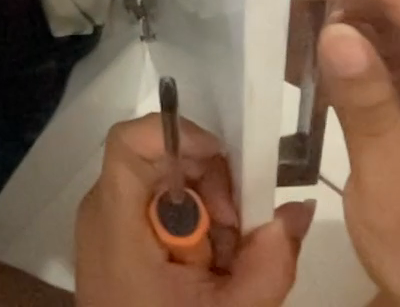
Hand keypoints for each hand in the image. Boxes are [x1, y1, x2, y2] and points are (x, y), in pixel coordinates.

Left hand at [75, 115, 312, 306]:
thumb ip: (269, 262)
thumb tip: (298, 208)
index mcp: (117, 223)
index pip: (128, 142)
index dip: (177, 134)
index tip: (223, 162)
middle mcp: (102, 209)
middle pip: (156, 157)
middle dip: (208, 182)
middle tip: (239, 229)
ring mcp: (103, 221)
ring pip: (160, 180)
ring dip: (204, 208)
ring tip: (225, 260)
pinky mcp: (111, 235)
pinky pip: (152, 204)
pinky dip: (188, 224)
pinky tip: (206, 266)